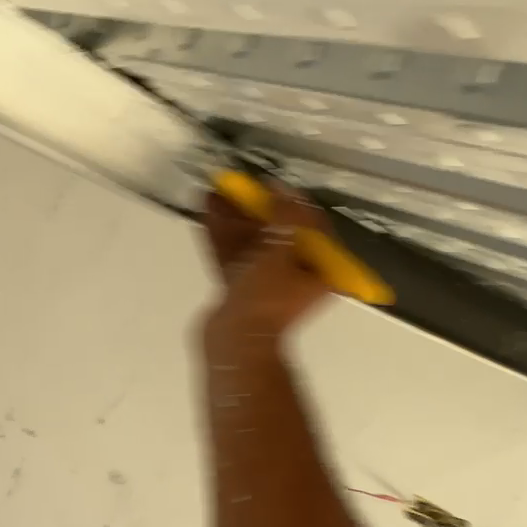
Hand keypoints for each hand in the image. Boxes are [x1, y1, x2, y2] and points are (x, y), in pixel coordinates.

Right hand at [198, 184, 332, 344]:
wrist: (233, 342)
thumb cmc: (264, 300)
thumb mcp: (280, 253)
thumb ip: (283, 218)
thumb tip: (282, 189)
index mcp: (319, 267)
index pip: (311, 224)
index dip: (291, 201)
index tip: (268, 183)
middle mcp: (295, 272)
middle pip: (276, 231)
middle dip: (253, 207)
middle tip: (234, 185)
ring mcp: (264, 281)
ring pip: (250, 242)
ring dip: (232, 217)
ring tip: (213, 192)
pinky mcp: (238, 288)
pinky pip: (232, 256)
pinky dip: (220, 236)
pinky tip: (206, 215)